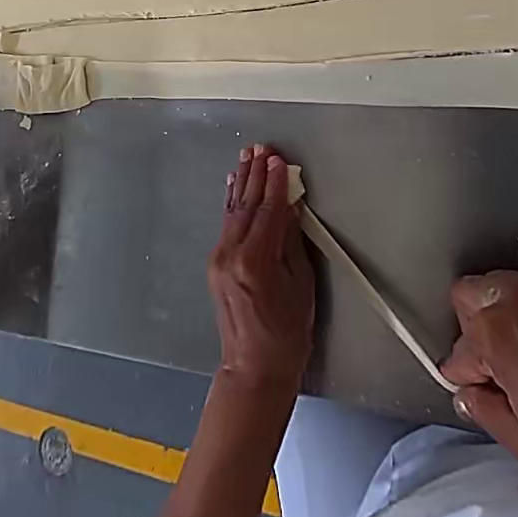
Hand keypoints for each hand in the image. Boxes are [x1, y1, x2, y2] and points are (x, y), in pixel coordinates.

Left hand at [207, 145, 314, 388]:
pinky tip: (235, 186)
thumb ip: (293, 240)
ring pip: (233, 211)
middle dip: (256, 174)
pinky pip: (226, 224)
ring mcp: (219, 258)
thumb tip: (291, 206)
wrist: (255, 368)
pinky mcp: (215, 264)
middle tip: (262, 148)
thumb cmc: (287, 333)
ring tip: (247, 156)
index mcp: (255, 261)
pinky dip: (232, 202)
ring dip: (242, 181)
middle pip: (247, 205)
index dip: (275, 182)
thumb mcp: (301, 284)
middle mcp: (231, 255)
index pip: (268, 210)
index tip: (279, 160)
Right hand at [440, 271, 517, 516]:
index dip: (464, 375)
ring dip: (505, 316)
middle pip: (469, 296)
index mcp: (495, 334)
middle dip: (474, 328)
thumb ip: (486, 412)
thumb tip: (474, 399)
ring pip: (504, 288)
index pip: (455, 348)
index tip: (476, 390)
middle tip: (496, 367)